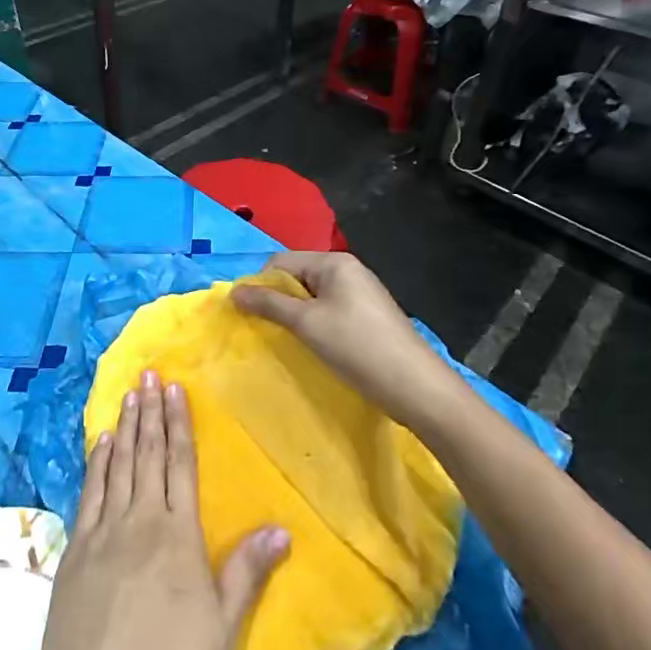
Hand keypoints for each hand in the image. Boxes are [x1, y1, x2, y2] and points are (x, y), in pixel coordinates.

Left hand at [41, 369, 289, 649]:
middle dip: (150, 412)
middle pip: (148, 455)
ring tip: (129, 394)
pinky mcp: (75, 550)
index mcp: (179, 534)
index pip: (181, 464)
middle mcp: (141, 520)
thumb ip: (247, 572)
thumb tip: (284, 528)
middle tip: (148, 373)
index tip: (175, 389)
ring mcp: (103, 532)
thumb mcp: (221, 626)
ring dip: (125, 426)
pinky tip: (101, 441)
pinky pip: (88, 493)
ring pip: (118, 465)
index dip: (179, 424)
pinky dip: (96, 463)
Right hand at [231, 251, 457, 429]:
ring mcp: (362, 293)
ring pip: (313, 296)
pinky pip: (330, 310)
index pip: (281, 262)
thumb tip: (233, 292)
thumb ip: (269, 305)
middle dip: (279, 300)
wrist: (417, 387)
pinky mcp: (369, 316)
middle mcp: (348, 270)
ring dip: (296, 315)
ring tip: (290, 341)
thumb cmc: (357, 347)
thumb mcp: (307, 324)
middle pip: (298, 276)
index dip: (261, 285)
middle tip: (267, 331)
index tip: (249, 315)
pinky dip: (316, 324)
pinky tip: (316, 347)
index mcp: (334, 262)